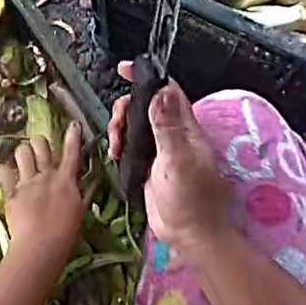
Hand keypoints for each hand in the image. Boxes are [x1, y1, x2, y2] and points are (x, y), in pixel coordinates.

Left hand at [0, 122, 86, 270]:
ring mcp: (28, 182)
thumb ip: (76, 195)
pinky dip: (3, 171)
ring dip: (21, 153)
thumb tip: (76, 187)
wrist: (41, 245)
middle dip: (38, 143)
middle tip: (37, 152)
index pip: (71, 153)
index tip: (72, 125)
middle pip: (41, 145)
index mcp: (66, 181)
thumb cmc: (65, 234)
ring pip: (22, 152)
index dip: (72, 136)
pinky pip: (3, 171)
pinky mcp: (11, 191)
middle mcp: (47, 176)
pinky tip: (5, 176)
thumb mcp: (78, 212)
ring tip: (21, 162)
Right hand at [105, 61, 235, 253]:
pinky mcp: (149, 166)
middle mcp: (173, 134)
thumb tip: (160, 91)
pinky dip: (120, 145)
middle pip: (145, 105)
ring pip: (135, 124)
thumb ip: (167, 127)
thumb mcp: (177, 161)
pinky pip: (130, 145)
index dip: (148, 76)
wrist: (190, 235)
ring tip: (116, 147)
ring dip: (120, 128)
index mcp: (185, 128)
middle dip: (125, 108)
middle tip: (117, 127)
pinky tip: (115, 157)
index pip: (167, 90)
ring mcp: (160, 150)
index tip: (124, 69)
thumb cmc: (190, 199)